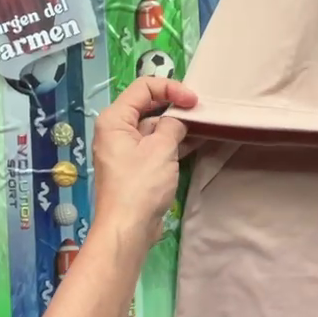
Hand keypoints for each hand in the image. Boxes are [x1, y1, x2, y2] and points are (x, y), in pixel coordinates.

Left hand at [91, 77, 196, 264]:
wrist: (128, 229)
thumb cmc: (141, 185)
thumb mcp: (162, 149)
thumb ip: (173, 125)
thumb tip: (177, 120)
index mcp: (114, 119)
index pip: (143, 87)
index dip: (171, 88)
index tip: (193, 100)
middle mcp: (116, 130)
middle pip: (147, 105)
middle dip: (174, 105)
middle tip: (199, 110)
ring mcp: (125, 149)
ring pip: (153, 126)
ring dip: (176, 125)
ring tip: (202, 125)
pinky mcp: (135, 166)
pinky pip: (154, 145)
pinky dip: (172, 142)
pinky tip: (194, 141)